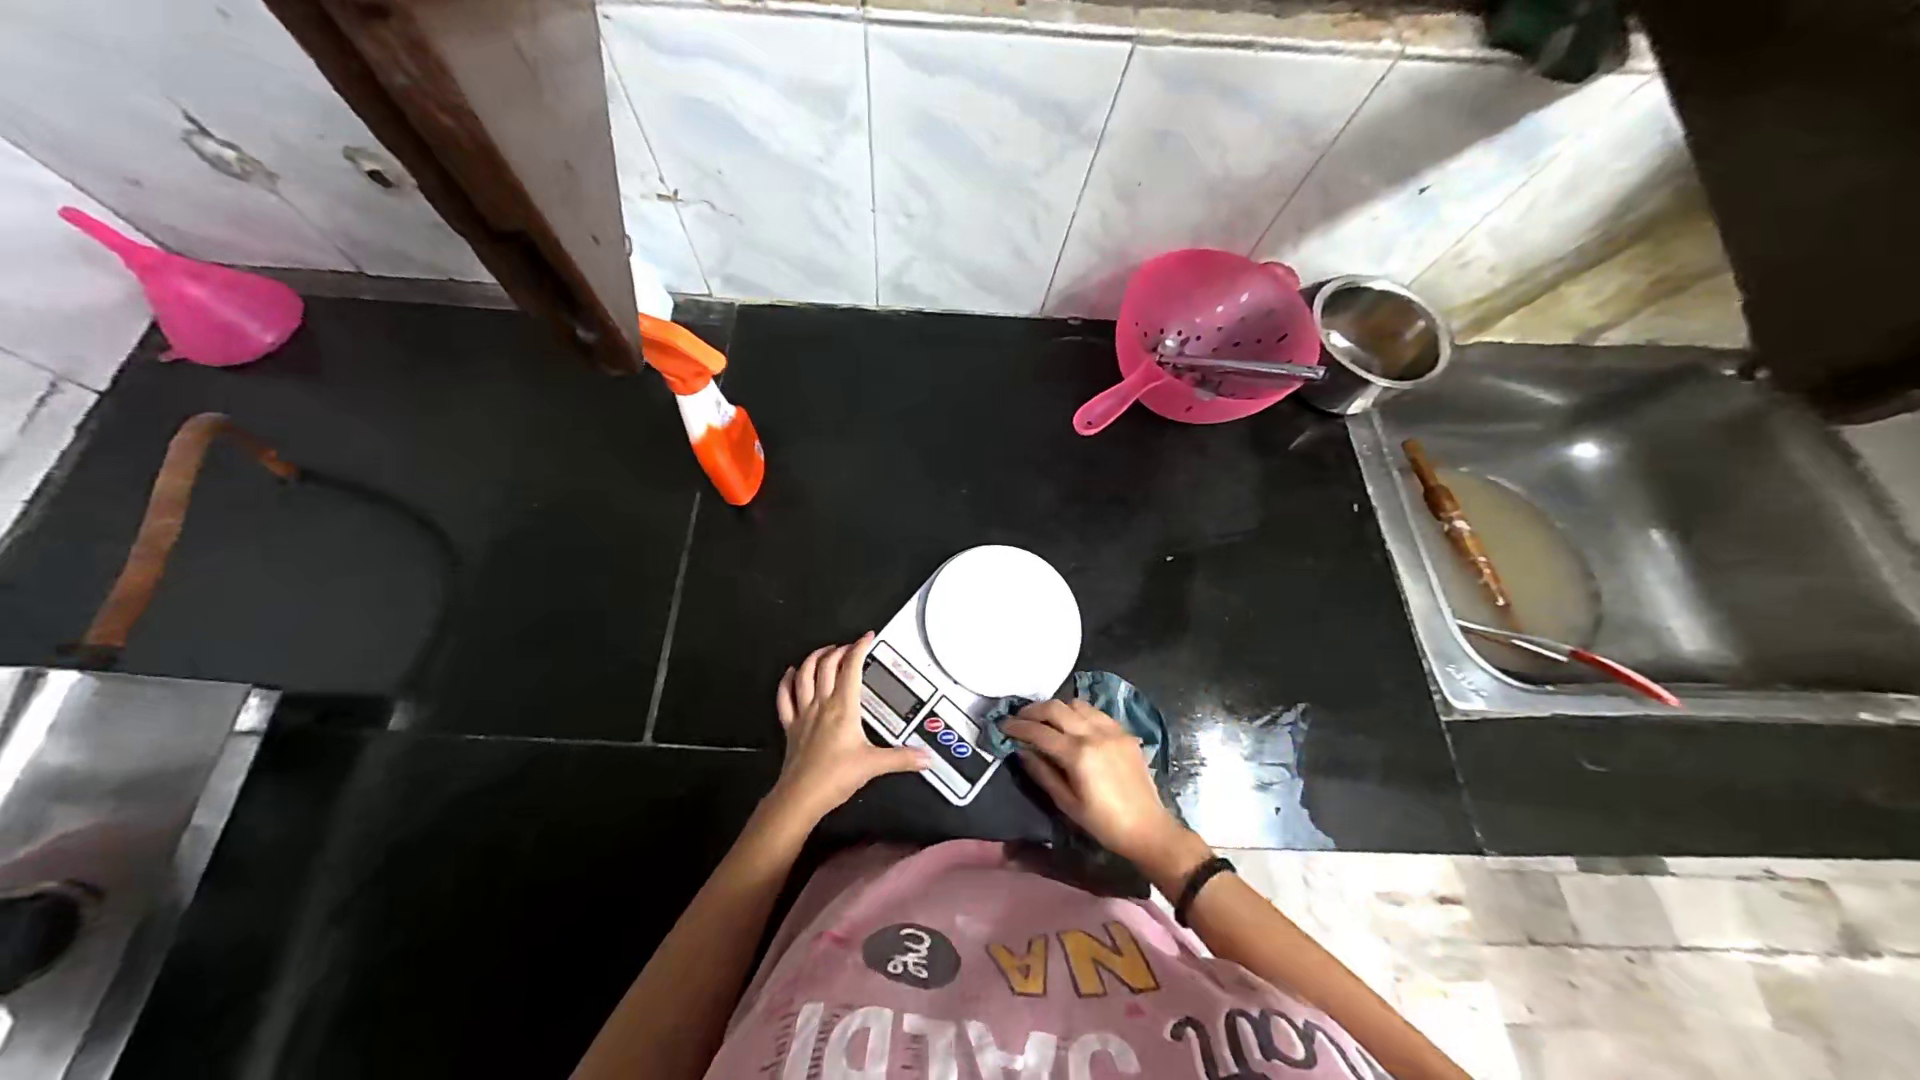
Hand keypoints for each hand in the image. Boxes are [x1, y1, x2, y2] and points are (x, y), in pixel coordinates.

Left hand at [770, 634, 929, 822]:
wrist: (801, 796)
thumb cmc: (834, 777)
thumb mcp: (874, 765)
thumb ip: (902, 758)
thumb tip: (925, 757)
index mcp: (843, 708)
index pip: (851, 668)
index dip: (859, 648)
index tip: (867, 638)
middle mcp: (821, 704)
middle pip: (826, 666)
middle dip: (839, 650)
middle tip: (849, 647)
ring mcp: (803, 714)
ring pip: (804, 675)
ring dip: (813, 659)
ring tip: (823, 651)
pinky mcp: (791, 726)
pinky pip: (784, 697)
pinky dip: (786, 681)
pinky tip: (790, 674)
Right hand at [1002, 700, 1191, 867]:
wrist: (1148, 828)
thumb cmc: (1103, 823)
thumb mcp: (1066, 803)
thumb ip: (1042, 773)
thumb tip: (1021, 751)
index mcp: (1078, 754)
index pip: (1039, 732)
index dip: (1017, 727)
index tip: (1003, 725)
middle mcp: (1094, 734)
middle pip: (1056, 708)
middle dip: (1033, 710)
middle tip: (1019, 718)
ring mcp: (1112, 730)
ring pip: (1077, 703)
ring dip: (1056, 707)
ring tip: (1044, 719)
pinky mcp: (1124, 732)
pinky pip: (1095, 712)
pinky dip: (1078, 712)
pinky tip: (1072, 724)